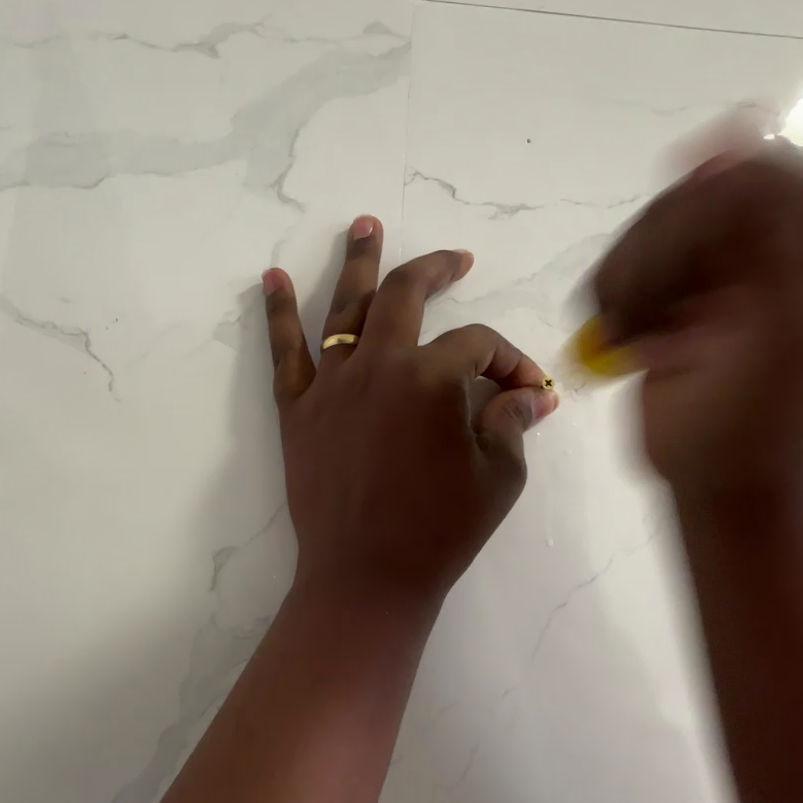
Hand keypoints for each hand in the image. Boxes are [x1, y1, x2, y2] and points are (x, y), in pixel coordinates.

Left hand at [261, 216, 559, 612]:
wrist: (367, 577)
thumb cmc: (440, 532)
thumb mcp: (499, 477)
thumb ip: (512, 422)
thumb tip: (531, 395)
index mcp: (431, 380)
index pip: (478, 346)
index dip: (510, 361)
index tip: (527, 390)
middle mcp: (378, 367)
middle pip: (406, 295)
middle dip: (436, 269)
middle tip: (455, 259)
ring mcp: (331, 386)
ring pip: (343, 307)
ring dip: (357, 261)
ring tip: (365, 225)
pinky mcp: (298, 411)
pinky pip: (284, 352)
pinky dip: (277, 312)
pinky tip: (271, 277)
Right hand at [591, 153, 802, 496]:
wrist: (720, 485)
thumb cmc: (763, 423)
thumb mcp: (784, 327)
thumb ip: (768, 227)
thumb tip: (729, 137)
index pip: (770, 170)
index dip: (716, 212)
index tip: (693, 276)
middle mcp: (795, 235)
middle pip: (702, 191)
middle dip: (663, 261)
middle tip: (656, 322)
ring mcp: (734, 258)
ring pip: (657, 220)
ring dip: (631, 284)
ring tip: (639, 341)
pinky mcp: (683, 284)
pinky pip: (629, 254)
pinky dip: (614, 297)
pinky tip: (625, 339)